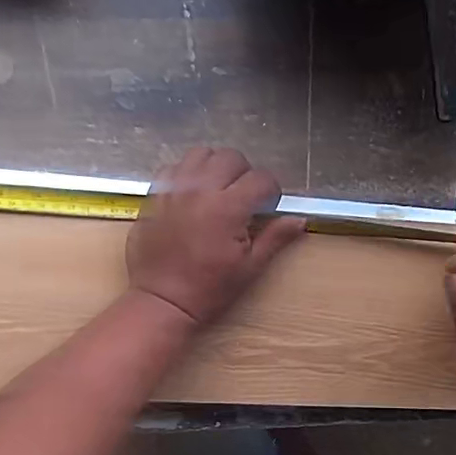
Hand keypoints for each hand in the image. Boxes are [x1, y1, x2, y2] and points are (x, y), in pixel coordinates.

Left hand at [126, 147, 306, 325]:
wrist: (163, 300)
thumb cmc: (210, 289)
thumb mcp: (250, 268)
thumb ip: (275, 238)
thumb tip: (299, 220)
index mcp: (228, 209)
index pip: (260, 179)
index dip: (272, 191)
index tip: (270, 206)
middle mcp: (200, 190)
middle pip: (231, 158)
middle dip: (245, 174)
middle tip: (246, 198)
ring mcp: (174, 189)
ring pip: (202, 154)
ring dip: (217, 167)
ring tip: (220, 190)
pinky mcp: (156, 194)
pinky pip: (176, 166)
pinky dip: (190, 173)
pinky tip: (196, 194)